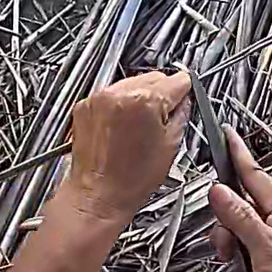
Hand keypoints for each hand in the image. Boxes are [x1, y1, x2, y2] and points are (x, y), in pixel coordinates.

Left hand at [61, 70, 190, 221]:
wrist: (98, 195)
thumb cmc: (130, 179)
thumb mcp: (171, 145)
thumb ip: (182, 114)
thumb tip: (184, 100)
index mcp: (145, 101)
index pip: (178, 80)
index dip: (185, 91)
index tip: (184, 98)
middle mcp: (120, 93)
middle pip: (154, 77)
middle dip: (162, 94)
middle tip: (162, 119)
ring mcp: (101, 98)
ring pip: (132, 83)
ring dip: (140, 98)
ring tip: (140, 127)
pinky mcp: (86, 105)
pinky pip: (112, 94)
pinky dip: (120, 105)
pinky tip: (122, 128)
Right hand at [207, 127, 271, 271]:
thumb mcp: (264, 251)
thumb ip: (240, 218)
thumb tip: (219, 191)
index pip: (254, 173)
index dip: (237, 152)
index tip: (226, 133)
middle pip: (243, 203)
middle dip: (226, 221)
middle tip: (225, 245)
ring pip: (244, 223)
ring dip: (232, 240)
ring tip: (236, 261)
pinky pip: (252, 240)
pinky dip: (242, 251)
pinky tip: (244, 267)